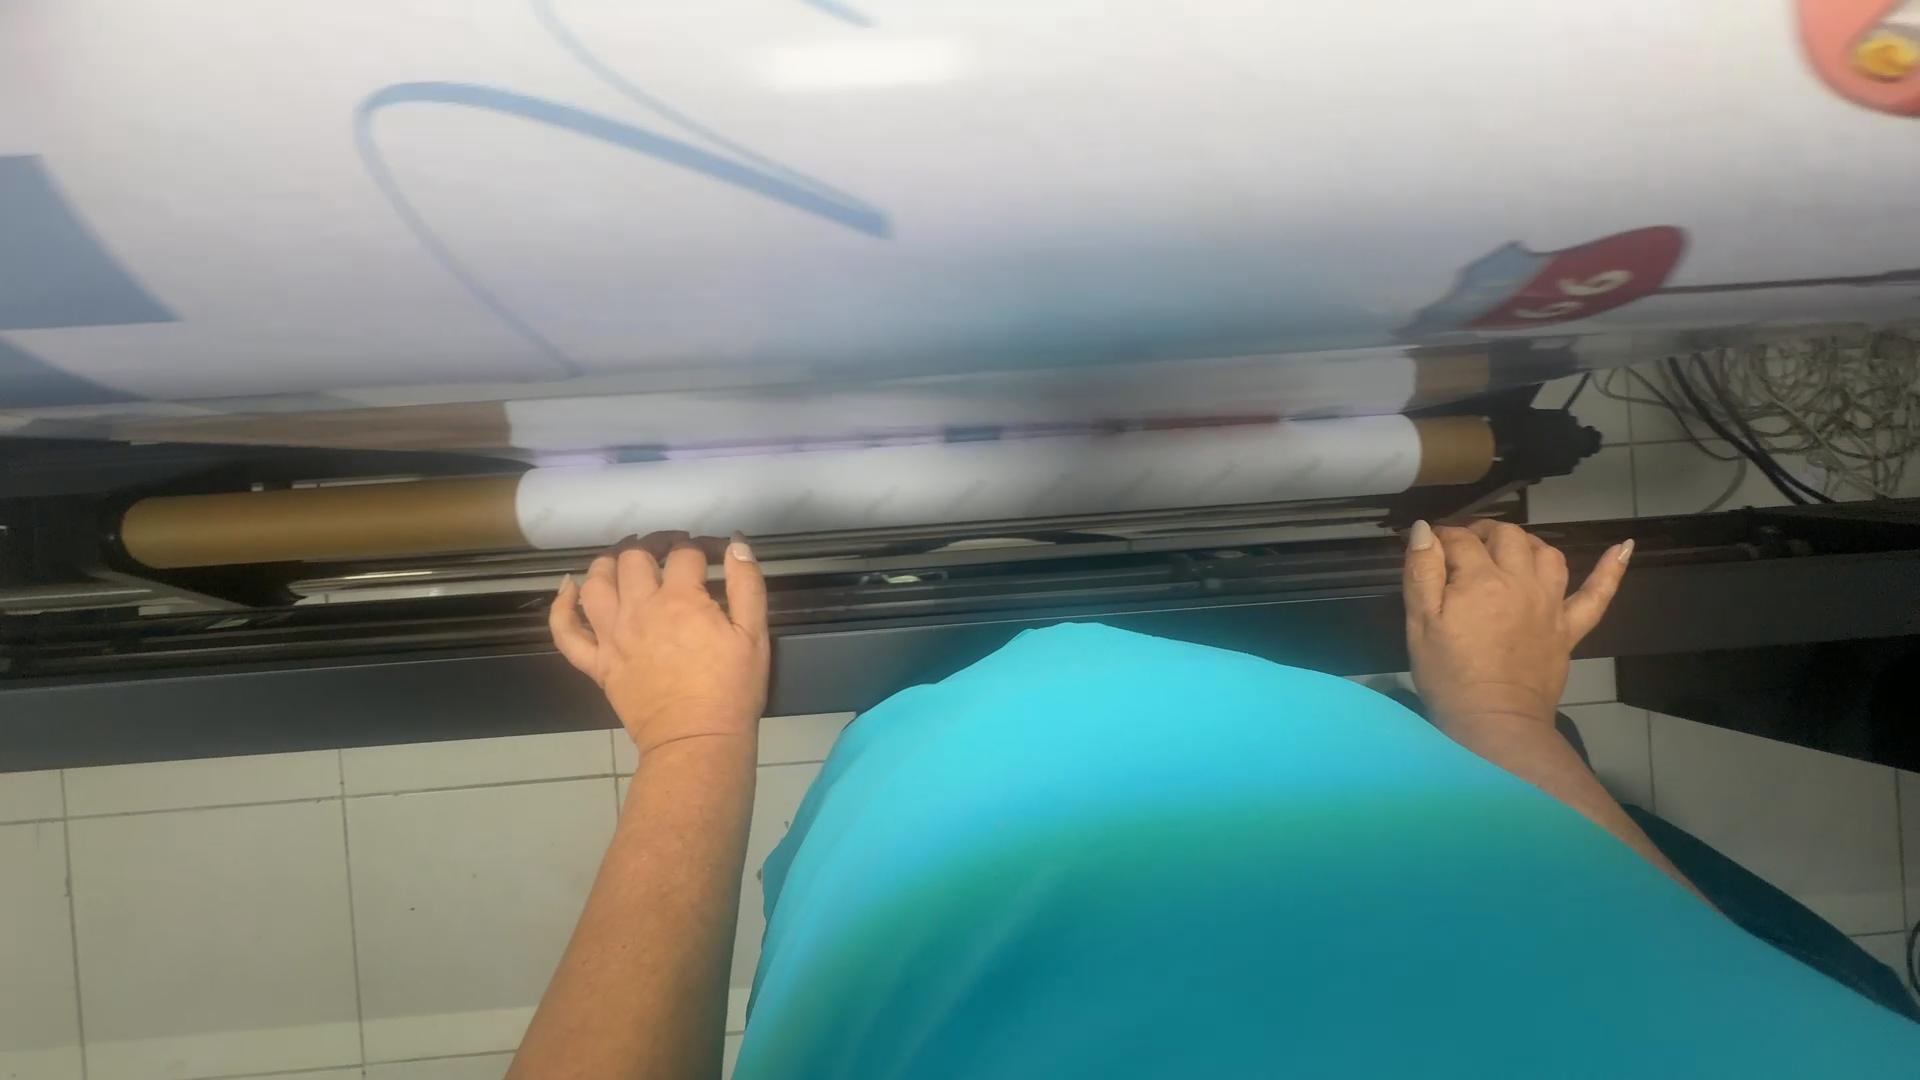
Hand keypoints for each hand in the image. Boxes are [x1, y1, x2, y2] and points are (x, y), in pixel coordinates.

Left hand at [549, 530, 769, 757]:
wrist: (697, 739)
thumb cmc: (732, 688)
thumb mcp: (754, 633)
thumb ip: (747, 583)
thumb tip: (736, 543)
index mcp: (681, 600)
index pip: (684, 554)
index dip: (700, 546)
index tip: (713, 553)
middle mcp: (640, 610)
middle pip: (634, 559)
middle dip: (653, 544)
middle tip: (670, 548)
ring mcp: (612, 637)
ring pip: (595, 584)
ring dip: (607, 563)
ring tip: (624, 559)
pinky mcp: (597, 664)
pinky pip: (565, 631)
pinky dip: (561, 605)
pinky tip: (568, 588)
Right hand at [1402, 519, 1629, 732]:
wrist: (1493, 719)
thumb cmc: (1447, 671)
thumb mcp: (1419, 621)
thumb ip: (1421, 572)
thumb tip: (1425, 529)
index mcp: (1481, 581)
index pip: (1461, 540)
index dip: (1440, 535)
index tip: (1424, 543)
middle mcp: (1521, 583)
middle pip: (1507, 537)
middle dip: (1480, 530)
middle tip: (1458, 542)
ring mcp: (1551, 604)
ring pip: (1547, 554)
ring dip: (1525, 541)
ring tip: (1504, 547)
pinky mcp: (1570, 628)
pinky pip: (1599, 593)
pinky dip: (1612, 568)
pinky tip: (1623, 548)